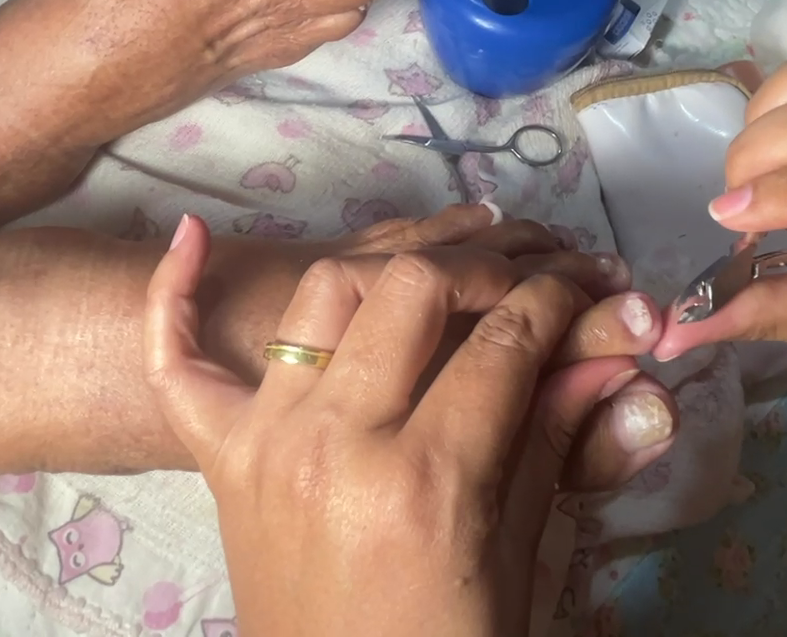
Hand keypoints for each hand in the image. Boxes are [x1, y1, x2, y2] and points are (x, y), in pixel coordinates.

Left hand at [198, 205, 676, 490]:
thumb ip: (557, 433)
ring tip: (432, 278)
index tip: (582, 285)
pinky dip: (175, 294)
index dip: (558, 299)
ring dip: (386, 268)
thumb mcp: (521, 551)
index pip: (505, 340)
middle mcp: (336, 443)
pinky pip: (177, 358)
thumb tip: (610, 346)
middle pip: (412, 287)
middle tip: (516, 286)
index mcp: (426, 482)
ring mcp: (265, 439)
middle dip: (481, 269)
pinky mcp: (218, 454)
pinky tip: (192, 234)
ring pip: (324, 289)